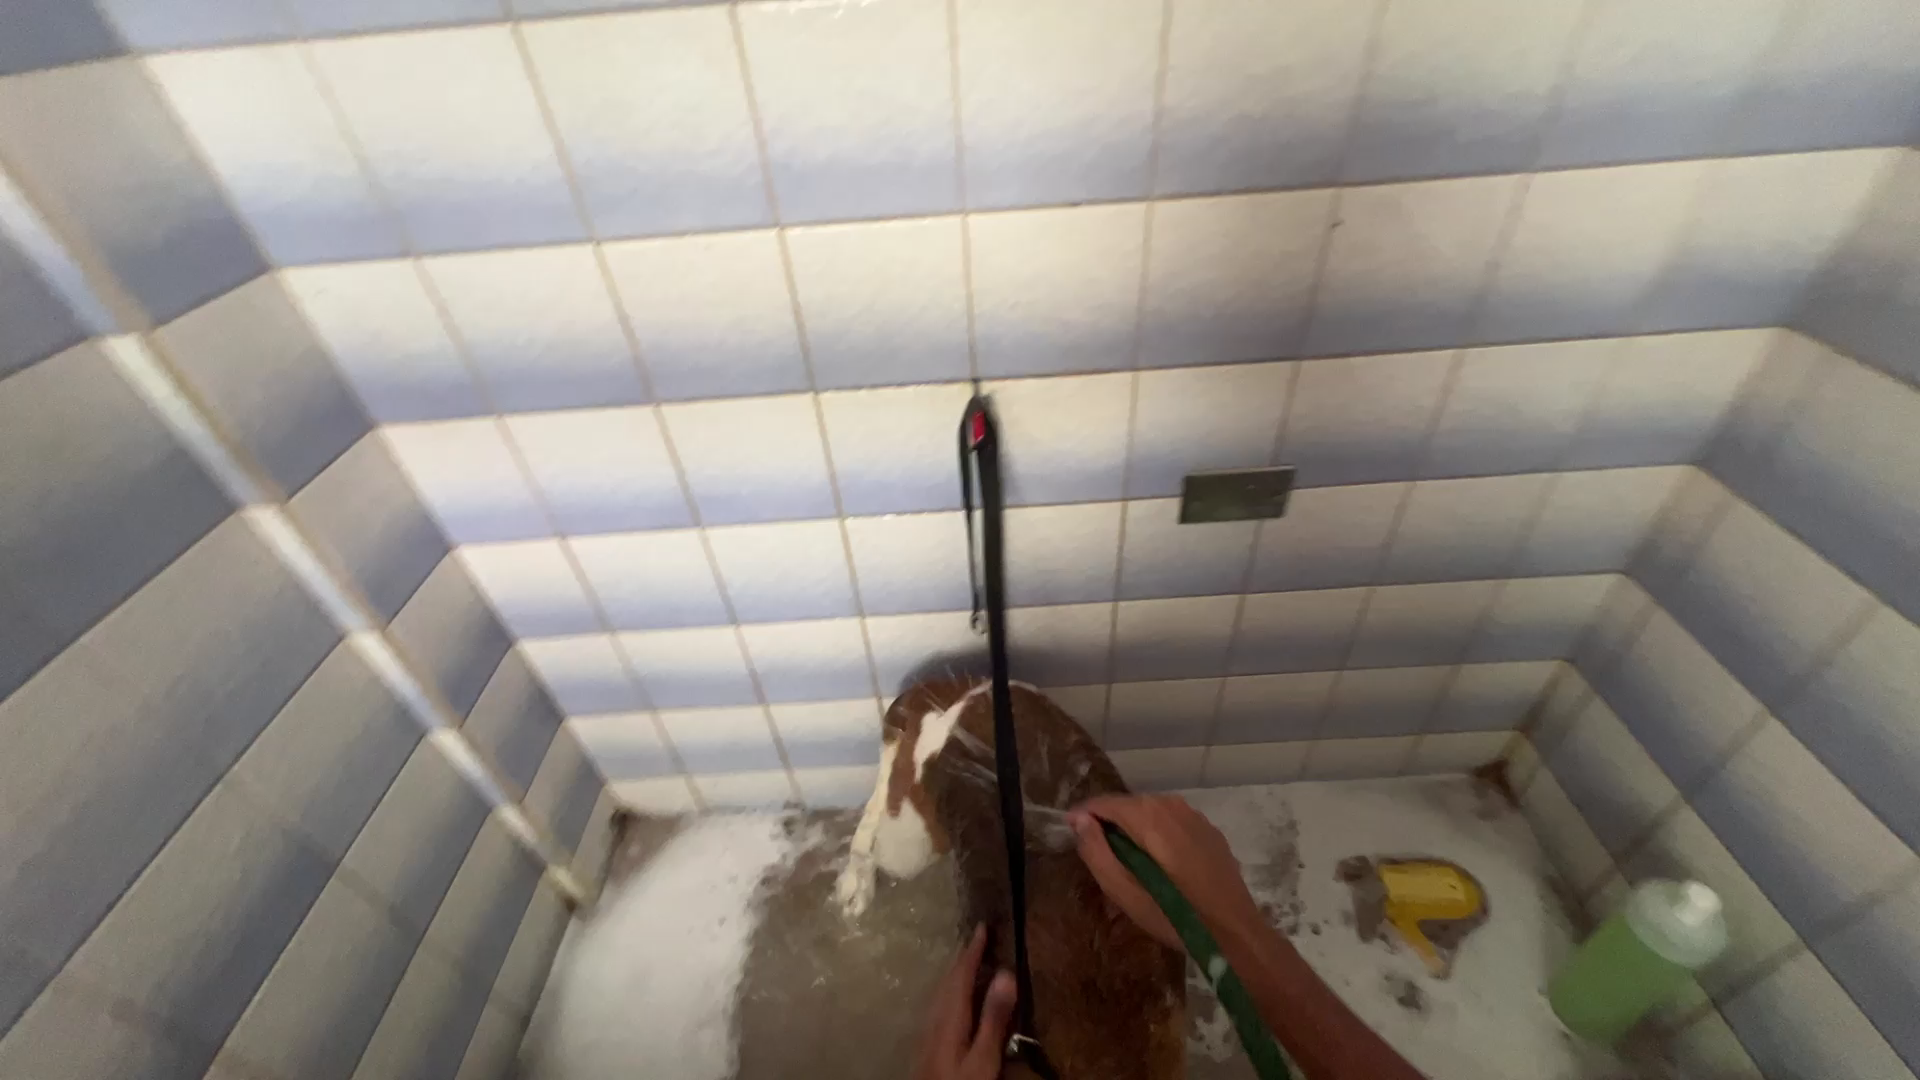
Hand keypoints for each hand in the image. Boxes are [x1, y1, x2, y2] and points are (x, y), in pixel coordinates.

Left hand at [914, 925, 1017, 1079]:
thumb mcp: (983, 1059)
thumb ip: (993, 1018)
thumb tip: (1006, 972)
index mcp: (948, 1016)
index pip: (960, 974)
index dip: (973, 950)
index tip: (983, 926)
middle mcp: (934, 1019)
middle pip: (947, 981)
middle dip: (963, 958)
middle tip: (979, 940)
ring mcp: (928, 1034)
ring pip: (941, 993)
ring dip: (956, 975)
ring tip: (971, 964)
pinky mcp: (928, 1048)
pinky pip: (940, 1006)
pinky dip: (951, 992)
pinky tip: (957, 1003)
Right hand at [1068, 794, 1264, 951]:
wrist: (1235, 933)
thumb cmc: (1173, 915)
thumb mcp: (1123, 891)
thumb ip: (1096, 851)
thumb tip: (1079, 820)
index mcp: (1148, 815)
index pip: (1103, 803)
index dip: (1083, 817)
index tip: (1070, 834)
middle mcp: (1170, 803)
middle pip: (1127, 805)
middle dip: (1109, 824)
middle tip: (1101, 856)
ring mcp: (1194, 815)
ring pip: (1150, 812)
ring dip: (1134, 829)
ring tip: (1129, 862)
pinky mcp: (1208, 830)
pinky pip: (1172, 822)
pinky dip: (1158, 834)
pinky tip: (1161, 865)